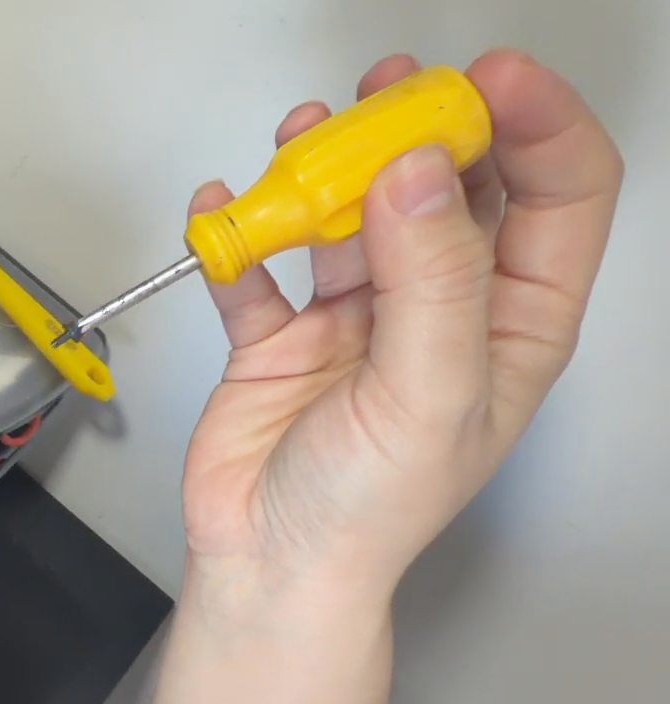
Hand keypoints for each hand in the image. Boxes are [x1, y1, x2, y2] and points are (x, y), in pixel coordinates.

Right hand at [181, 50, 622, 595]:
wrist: (266, 556)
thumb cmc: (368, 503)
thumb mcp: (429, 391)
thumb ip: (432, 280)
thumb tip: (413, 174)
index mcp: (508, 322)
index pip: (551, 197)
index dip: (531, 125)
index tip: (482, 78)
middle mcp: (430, 312)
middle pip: (438, 194)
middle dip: (414, 136)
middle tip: (381, 97)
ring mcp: (345, 324)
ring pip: (340, 226)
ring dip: (318, 177)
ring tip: (296, 140)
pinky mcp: (270, 343)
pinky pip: (255, 277)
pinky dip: (235, 243)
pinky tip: (220, 213)